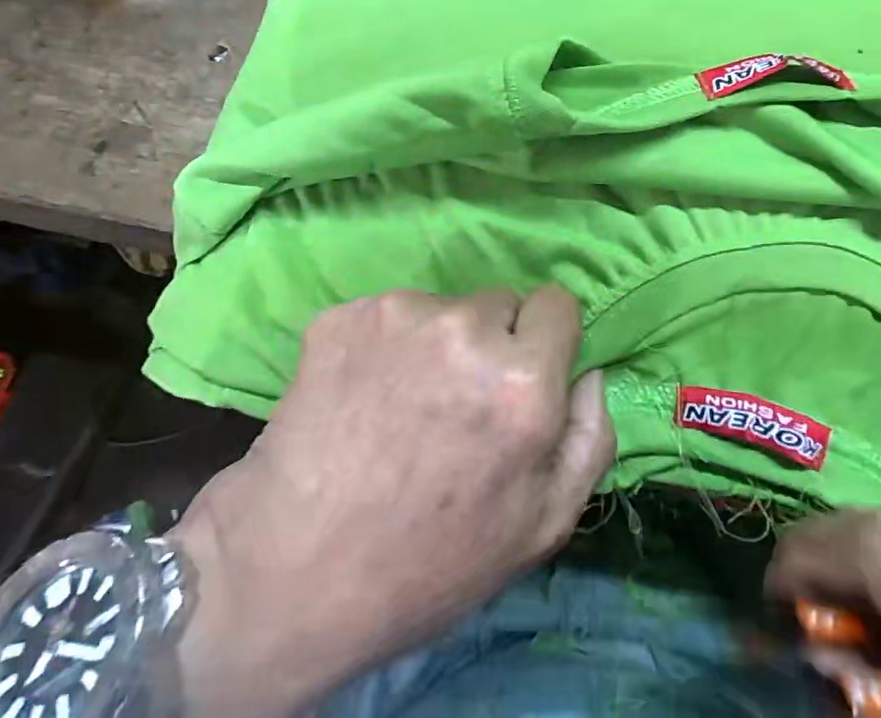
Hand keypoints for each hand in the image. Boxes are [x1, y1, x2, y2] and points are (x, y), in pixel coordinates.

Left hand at [169, 286, 615, 716]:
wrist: (286, 578)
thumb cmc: (432, 561)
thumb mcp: (545, 524)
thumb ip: (593, 437)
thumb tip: (590, 371)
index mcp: (523, 381)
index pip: (557, 303)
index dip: (547, 339)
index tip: (525, 374)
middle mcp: (465, 330)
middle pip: (502, 302)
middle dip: (495, 341)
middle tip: (460, 402)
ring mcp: (397, 316)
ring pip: (446, 308)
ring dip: (440, 343)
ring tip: (407, 404)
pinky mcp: (341, 317)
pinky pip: (391, 316)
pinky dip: (387, 345)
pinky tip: (366, 396)